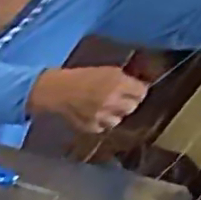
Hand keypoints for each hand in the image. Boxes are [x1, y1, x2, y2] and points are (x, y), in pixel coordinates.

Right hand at [28, 66, 148, 133]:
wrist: (59, 92)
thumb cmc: (84, 77)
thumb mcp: (109, 71)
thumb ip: (124, 80)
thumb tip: (137, 87)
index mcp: (118, 84)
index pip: (141, 92)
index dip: (138, 91)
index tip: (135, 91)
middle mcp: (111, 101)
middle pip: (132, 107)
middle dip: (128, 103)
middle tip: (122, 100)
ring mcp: (99, 116)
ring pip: (117, 120)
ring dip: (115, 115)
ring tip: (108, 110)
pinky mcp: (89, 127)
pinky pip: (102, 128)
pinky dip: (101, 123)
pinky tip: (96, 116)